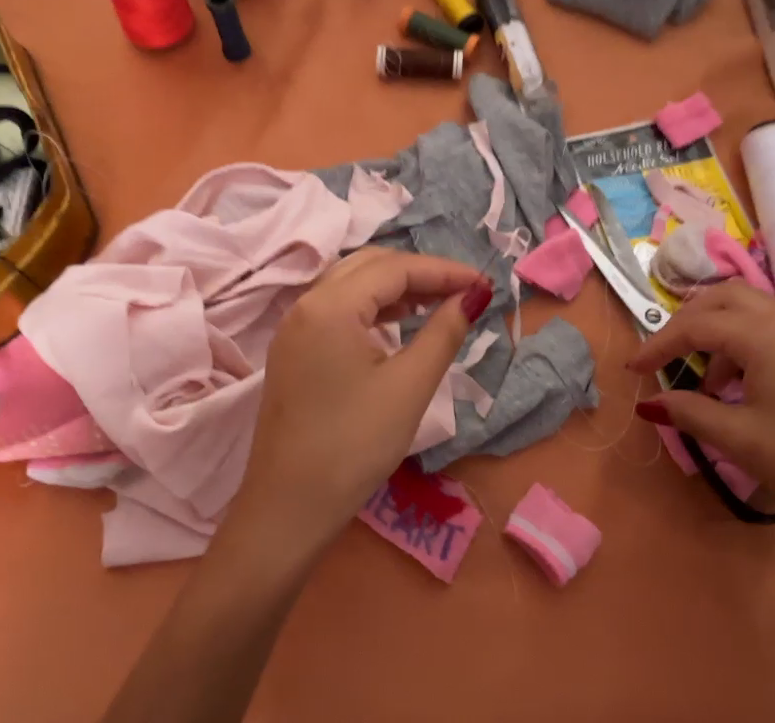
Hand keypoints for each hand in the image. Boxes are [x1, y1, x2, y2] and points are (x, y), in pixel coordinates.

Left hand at [230, 248, 489, 555]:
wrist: (289, 508)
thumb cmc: (354, 446)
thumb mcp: (409, 387)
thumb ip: (444, 332)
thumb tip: (475, 295)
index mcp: (330, 306)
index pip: (395, 268)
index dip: (444, 271)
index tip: (485, 284)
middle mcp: (306, 305)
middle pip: (369, 266)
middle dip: (420, 273)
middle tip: (464, 292)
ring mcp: (294, 328)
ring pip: (350, 285)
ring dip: (395, 288)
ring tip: (439, 305)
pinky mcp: (293, 351)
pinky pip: (336, 309)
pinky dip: (372, 308)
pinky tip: (398, 325)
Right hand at [628, 282, 774, 544]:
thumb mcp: (744, 443)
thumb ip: (691, 414)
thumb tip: (649, 403)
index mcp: (764, 334)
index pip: (696, 325)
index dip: (658, 344)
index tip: (633, 371)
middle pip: (728, 297)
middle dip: (691, 321)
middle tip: (669, 357)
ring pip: (761, 312)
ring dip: (727, 336)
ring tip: (718, 389)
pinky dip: (760, 346)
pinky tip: (765, 391)